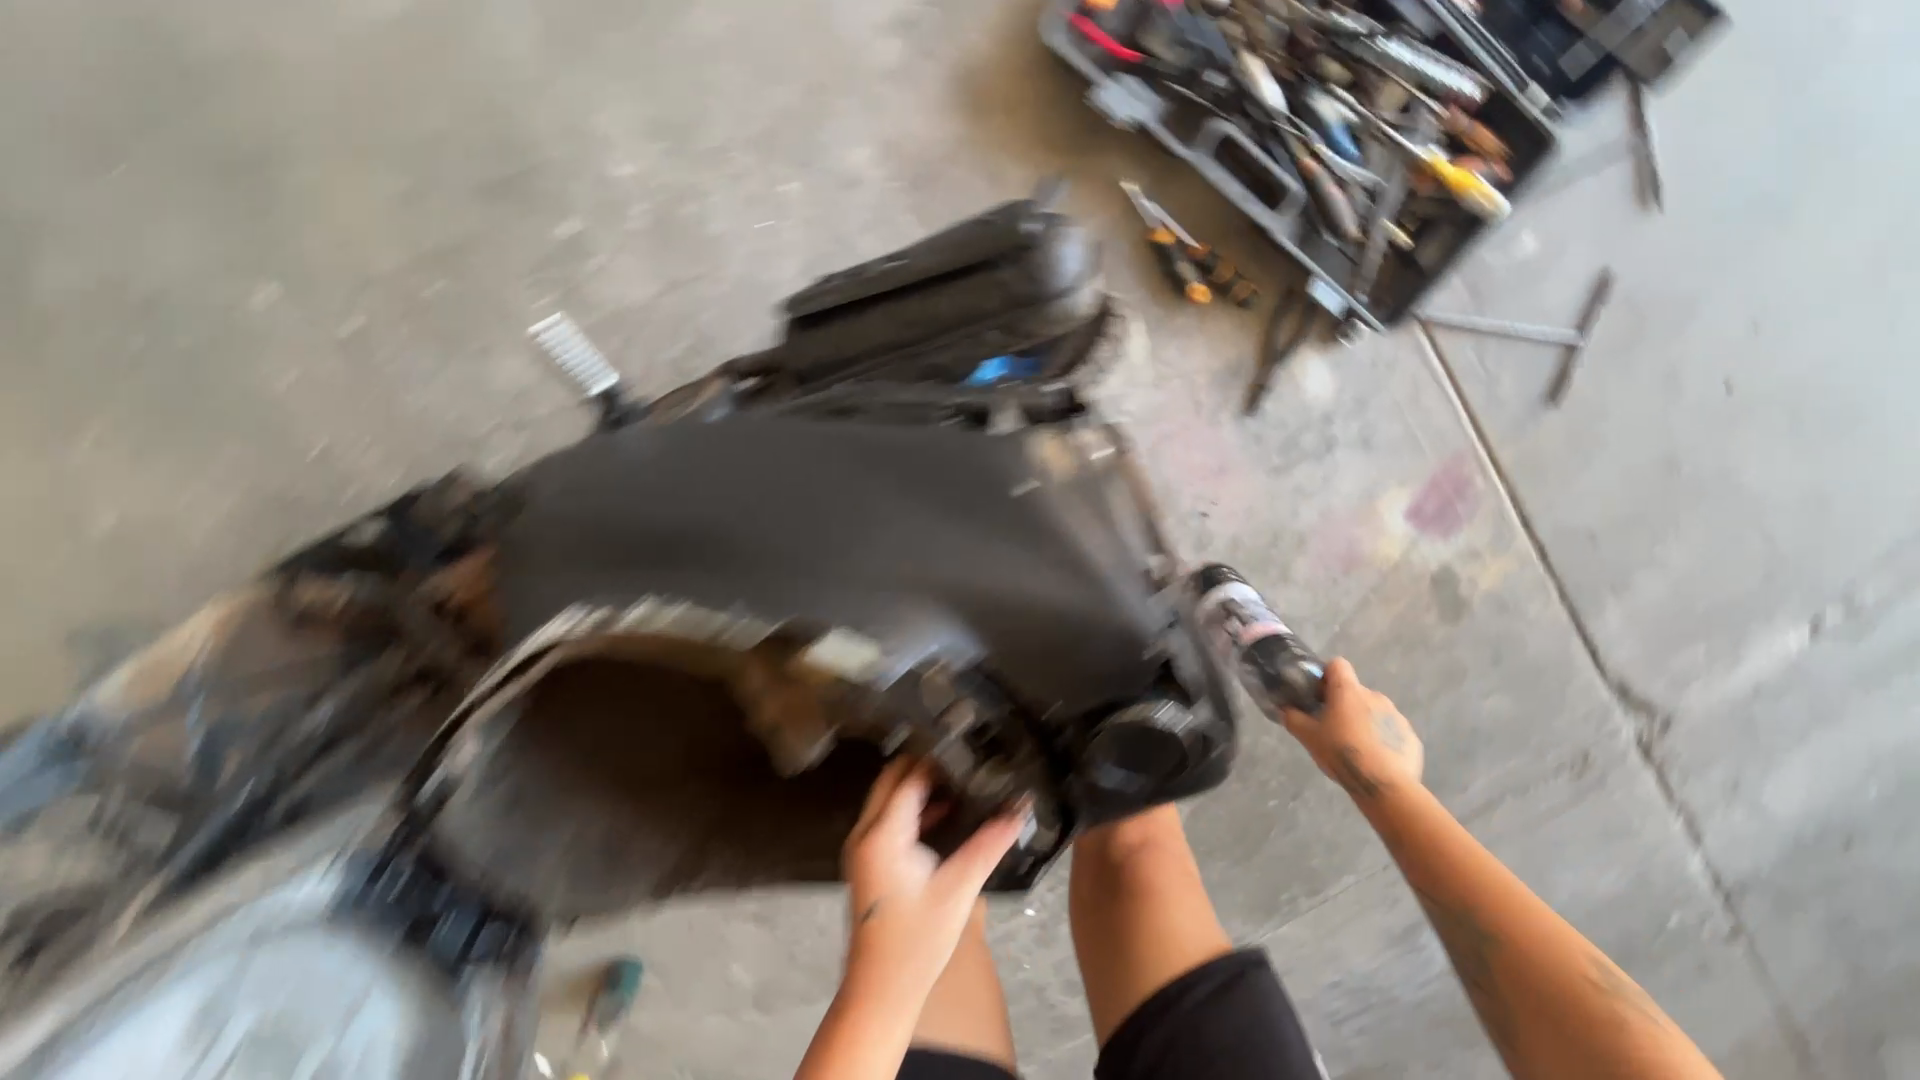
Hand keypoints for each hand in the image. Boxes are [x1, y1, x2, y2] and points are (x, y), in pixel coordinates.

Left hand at [840, 758, 1028, 994]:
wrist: (882, 989)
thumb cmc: (918, 941)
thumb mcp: (959, 888)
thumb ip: (989, 843)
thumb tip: (1021, 809)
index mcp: (882, 834)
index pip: (909, 776)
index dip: (938, 759)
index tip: (971, 747)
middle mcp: (864, 832)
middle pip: (894, 779)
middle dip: (927, 765)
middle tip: (968, 758)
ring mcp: (863, 846)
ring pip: (889, 797)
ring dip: (921, 787)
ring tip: (964, 778)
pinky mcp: (870, 860)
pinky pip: (889, 818)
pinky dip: (914, 809)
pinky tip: (948, 812)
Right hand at [1281, 658, 1422, 801]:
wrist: (1384, 786)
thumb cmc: (1341, 753)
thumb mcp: (1308, 737)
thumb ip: (1294, 719)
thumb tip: (1286, 709)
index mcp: (1348, 691)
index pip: (1337, 665)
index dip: (1326, 676)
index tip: (1319, 696)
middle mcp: (1375, 696)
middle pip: (1355, 691)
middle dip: (1344, 705)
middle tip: (1332, 728)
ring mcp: (1396, 716)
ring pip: (1374, 711)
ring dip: (1363, 721)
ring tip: (1355, 748)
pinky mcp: (1410, 736)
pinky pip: (1390, 731)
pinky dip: (1381, 739)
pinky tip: (1375, 760)